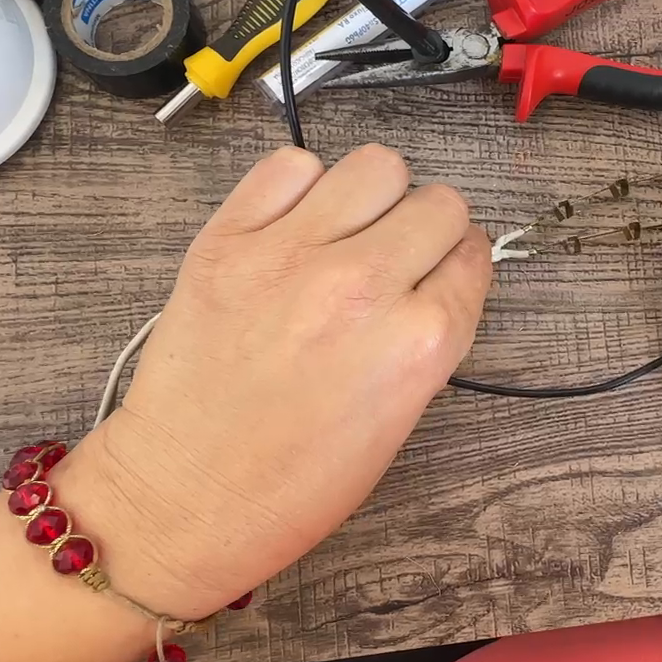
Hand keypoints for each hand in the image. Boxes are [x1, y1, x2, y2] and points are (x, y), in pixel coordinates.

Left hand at [63, 144, 491, 619]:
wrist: (188, 496)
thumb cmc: (301, 479)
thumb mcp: (402, 414)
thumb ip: (432, 332)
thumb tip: (439, 271)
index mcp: (421, 341)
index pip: (474, 255)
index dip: (460, 267)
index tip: (441, 276)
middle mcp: (365, 286)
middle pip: (440, 203)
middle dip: (431, 229)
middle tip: (399, 260)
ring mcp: (291, 256)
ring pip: (378, 165)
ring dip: (377, 198)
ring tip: (350, 236)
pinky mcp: (227, 240)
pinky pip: (292, 165)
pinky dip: (304, 187)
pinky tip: (297, 229)